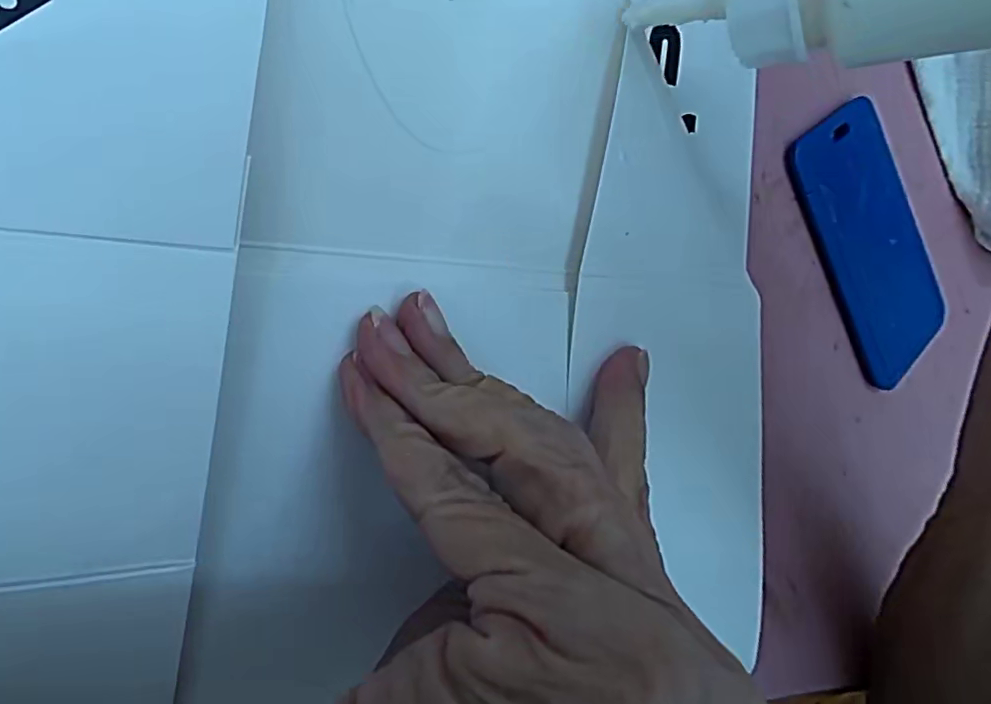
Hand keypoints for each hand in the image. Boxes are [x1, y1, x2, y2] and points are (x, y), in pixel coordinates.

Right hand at [335, 291, 758, 702]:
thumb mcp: (478, 698)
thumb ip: (417, 671)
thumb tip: (356, 677)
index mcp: (555, 593)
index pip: (446, 485)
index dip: (393, 426)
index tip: (360, 379)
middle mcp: (598, 548)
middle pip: (491, 431)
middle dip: (425, 375)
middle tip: (384, 332)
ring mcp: (620, 540)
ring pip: (538, 425)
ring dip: (475, 370)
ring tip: (434, 324)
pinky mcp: (634, 546)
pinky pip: (625, 462)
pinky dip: (620, 407)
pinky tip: (626, 366)